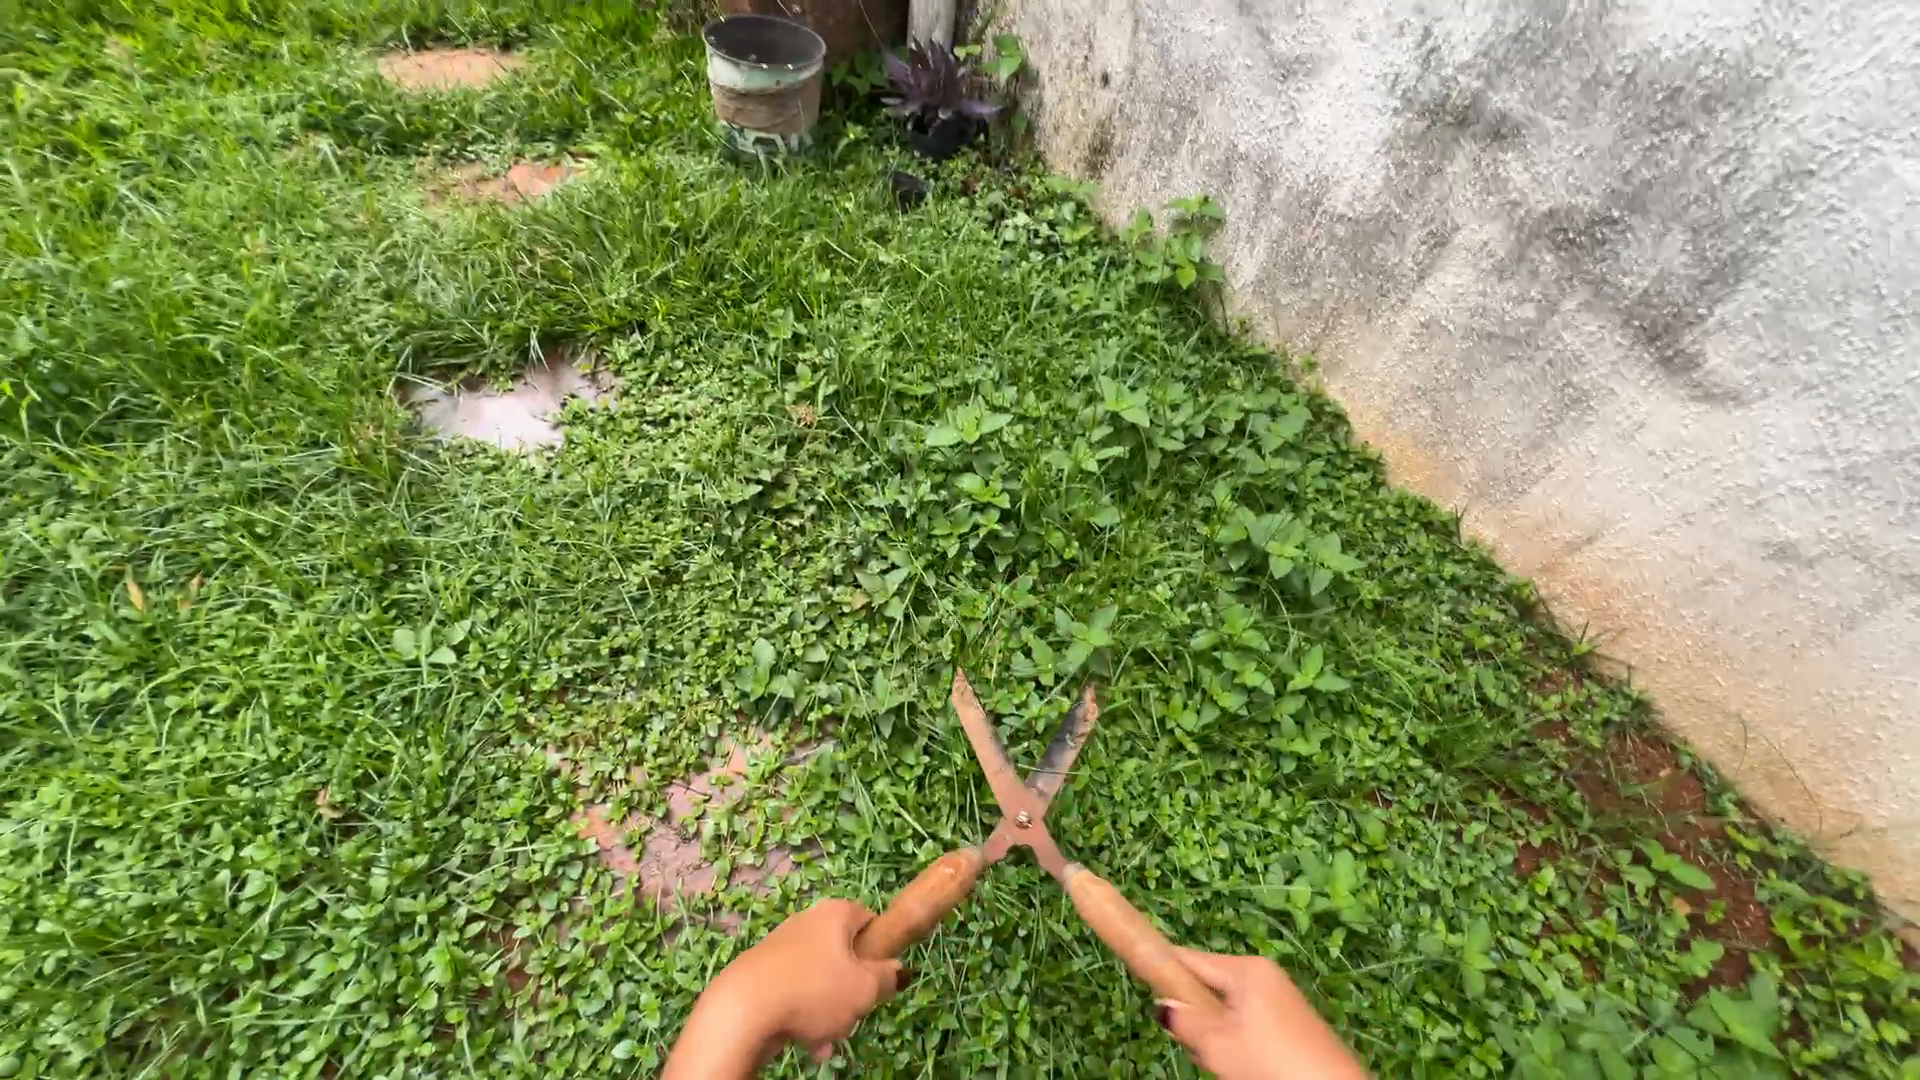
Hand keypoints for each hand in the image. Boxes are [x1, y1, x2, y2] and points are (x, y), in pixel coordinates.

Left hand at [662, 899, 904, 1077]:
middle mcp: (809, 920)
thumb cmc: (814, 992)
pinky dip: (803, 1013)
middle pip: (844, 955)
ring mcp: (782, 945)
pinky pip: (795, 990)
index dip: (880, 952)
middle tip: (853, 1015)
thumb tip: (898, 970)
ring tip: (827, 1040)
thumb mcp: (865, 990)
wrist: (743, 1010)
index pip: (870, 921)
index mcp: (836, 913)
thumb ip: (888, 978)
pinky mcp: (762, 971)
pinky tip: (806, 1043)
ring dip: (829, 1010)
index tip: (879, 980)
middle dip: (851, 991)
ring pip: (820, 978)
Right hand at [1157, 949, 1367, 1079]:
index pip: (1190, 958)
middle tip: (1196, 1046)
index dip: (1163, 969)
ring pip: (1228, 1008)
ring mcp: (1281, 998)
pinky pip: (1249, 1021)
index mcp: (1246, 969)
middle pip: (1209, 984)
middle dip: (1196, 1014)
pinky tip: (1244, 1068)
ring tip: (1224, 1064)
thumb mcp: (1219, 1046)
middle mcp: (1264, 975)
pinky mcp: (1293, 1024)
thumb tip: (1162, 1004)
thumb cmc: (1273, 1067)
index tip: (1141, 979)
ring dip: (1217, 1033)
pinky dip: (1239, 1040)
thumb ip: (1185, 1020)